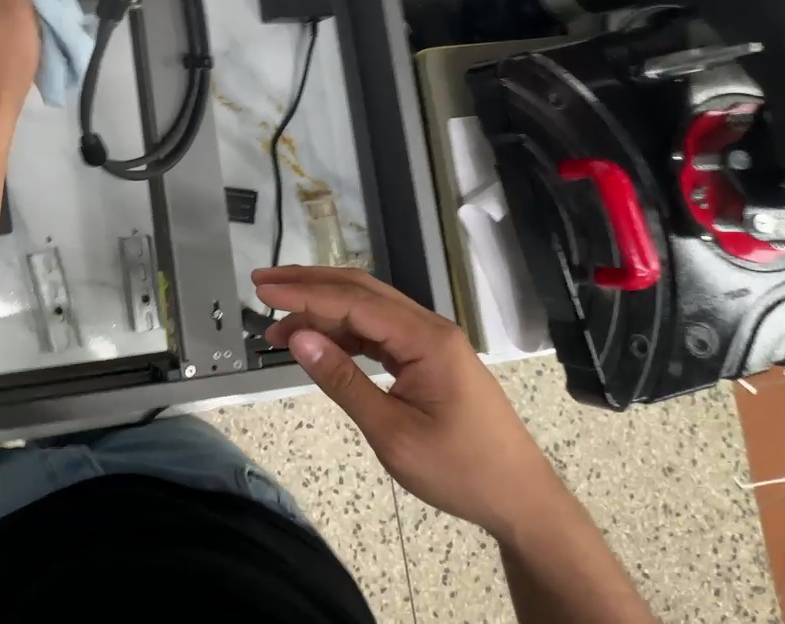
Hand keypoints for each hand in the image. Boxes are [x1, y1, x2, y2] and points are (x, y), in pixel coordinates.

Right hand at [253, 266, 567, 538]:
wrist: (523, 501)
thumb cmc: (460, 472)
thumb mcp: (392, 433)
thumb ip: (342, 381)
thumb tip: (297, 338)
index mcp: (426, 339)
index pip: (352, 302)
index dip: (303, 294)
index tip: (262, 291)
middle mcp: (429, 328)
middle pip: (359, 290)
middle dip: (308, 284)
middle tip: (261, 283)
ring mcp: (430, 341)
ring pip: (366, 307)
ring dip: (321, 308)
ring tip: (278, 323)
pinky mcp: (428, 357)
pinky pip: (377, 330)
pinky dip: (341, 330)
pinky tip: (316, 342)